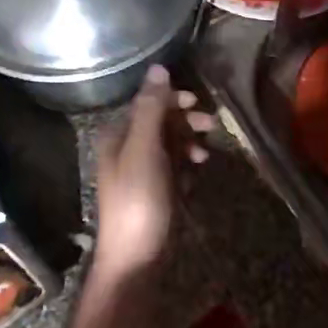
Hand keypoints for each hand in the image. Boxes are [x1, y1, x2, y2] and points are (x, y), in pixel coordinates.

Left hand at [91, 66, 213, 281]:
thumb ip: (152, 108)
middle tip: (211, 128)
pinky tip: (194, 180)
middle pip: (160, 124)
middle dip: (185, 124)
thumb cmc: (139, 200)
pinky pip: (173, 170)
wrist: (135, 260)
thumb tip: (158, 67)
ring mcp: (140, 174)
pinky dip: (185, 170)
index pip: (147, 104)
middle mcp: (125, 151)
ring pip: (170, 147)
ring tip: (204, 159)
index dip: (173, 100)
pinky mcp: (154, 194)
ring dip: (189, 146)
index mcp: (116, 136)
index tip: (199, 105)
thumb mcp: (145, 149)